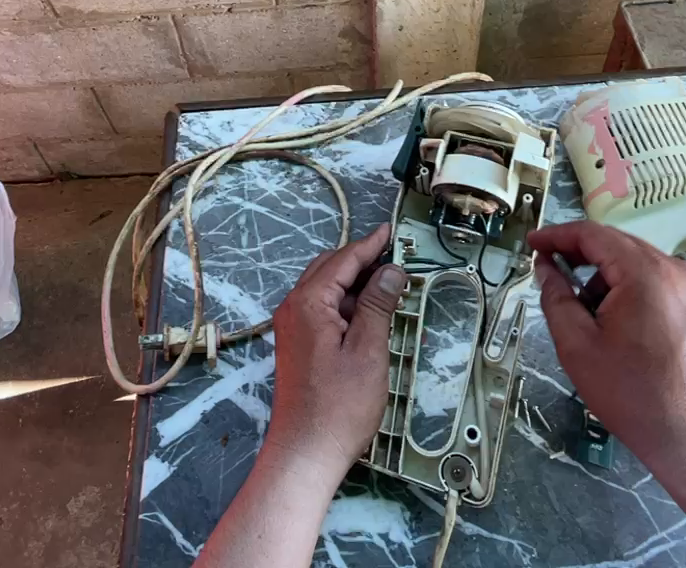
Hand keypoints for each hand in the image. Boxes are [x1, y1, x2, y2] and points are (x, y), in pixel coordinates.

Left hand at [263, 222, 406, 482]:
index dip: (370, 245)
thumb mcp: (369, 351)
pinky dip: (344, 303)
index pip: (343, 261)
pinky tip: (366, 316)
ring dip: (353, 284)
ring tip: (386, 289)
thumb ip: (378, 305)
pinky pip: (320, 308)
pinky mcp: (295, 342)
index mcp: (309, 303)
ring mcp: (291, 325)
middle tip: (394, 261)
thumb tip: (390, 270)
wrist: (304, 452)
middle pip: (329, 268)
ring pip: (324, 287)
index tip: (390, 232)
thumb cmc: (338, 407)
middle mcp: (293, 307)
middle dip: (361, 261)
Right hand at [529, 221, 685, 469]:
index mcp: (645, 273)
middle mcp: (673, 270)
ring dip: (599, 270)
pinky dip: (622, 284)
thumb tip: (546, 269)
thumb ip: (556, 298)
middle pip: (615, 242)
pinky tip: (608, 315)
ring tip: (578, 304)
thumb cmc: (635, 395)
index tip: (532, 244)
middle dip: (577, 252)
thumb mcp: (578, 346)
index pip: (592, 234)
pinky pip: (650, 277)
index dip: (556, 235)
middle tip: (546, 268)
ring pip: (632, 259)